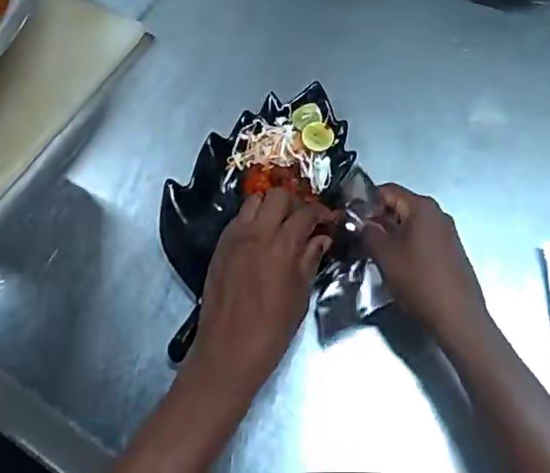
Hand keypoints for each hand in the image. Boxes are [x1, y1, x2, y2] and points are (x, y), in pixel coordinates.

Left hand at [186, 188, 332, 389]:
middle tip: (303, 222)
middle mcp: (258, 232)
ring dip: (271, 207)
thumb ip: (310, 260)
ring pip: (256, 200)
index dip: (321, 212)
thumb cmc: (271, 331)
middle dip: (295, 204)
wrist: (227, 352)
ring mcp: (235, 236)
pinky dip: (253, 218)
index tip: (328, 219)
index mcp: (283, 246)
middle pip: (279, 195)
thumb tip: (321, 239)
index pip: (306, 212)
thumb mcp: (300, 297)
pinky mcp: (220, 244)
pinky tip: (260, 238)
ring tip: (280, 225)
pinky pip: (239, 217)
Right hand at [361, 184, 490, 343]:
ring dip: (394, 237)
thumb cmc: (419, 281)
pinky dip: (409, 247)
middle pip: (400, 206)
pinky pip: (424, 239)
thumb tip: (361, 222)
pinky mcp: (452, 251)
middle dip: (380, 222)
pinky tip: (403, 269)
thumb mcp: (385, 256)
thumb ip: (368, 233)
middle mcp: (437, 213)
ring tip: (381, 258)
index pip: (387, 190)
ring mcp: (448, 232)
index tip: (354, 220)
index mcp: (422, 206)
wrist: (458, 318)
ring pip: (411, 225)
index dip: (367, 202)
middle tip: (364, 241)